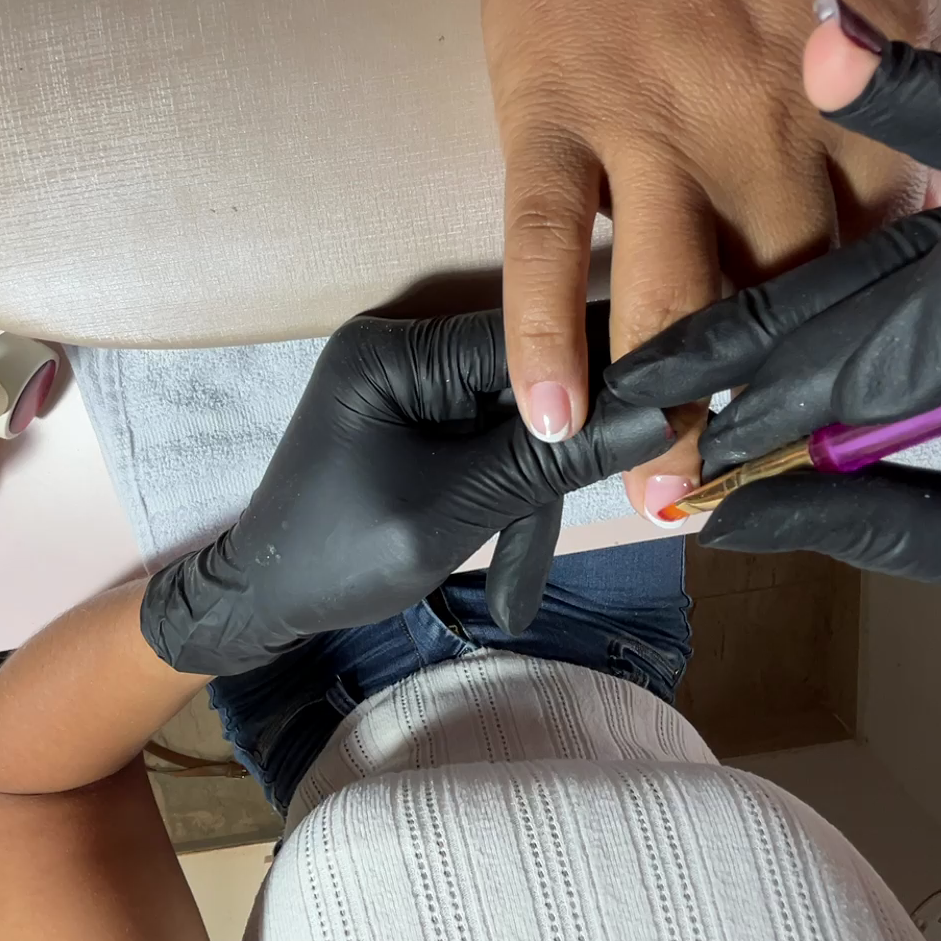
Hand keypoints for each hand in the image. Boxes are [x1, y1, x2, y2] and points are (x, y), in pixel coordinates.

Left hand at [143, 308, 670, 673]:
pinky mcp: (419, 422)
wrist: (266, 601)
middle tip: (616, 504)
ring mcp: (411, 386)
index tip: (673, 417)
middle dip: (564, 452)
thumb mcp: (452, 510)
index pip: (523, 340)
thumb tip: (660, 414)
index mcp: (395, 352)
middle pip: (526, 379)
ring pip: (516, 420)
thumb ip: (549, 461)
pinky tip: (509, 554)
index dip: (601, 376)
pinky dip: (510, 494)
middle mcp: (405, 350)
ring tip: (520, 575)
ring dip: (534, 490)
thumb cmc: (341, 558)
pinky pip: (490, 443)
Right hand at [455, 0, 940, 520]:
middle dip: (774, 405)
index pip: (874, 247)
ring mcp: (642, 128)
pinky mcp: (548, 124)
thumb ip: (890, 93)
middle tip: (762, 493)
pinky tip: (550, 418)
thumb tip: (889, 208)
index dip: (862, 347)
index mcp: (850, 82)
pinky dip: (542, 338)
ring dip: (670, 407)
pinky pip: (543, 247)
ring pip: (668, 294)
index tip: (847, 425)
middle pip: (778, 294)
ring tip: (662, 495)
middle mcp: (758, 121)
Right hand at [605, 0, 940, 625]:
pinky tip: (822, 52)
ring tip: (661, 361)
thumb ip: (915, 529)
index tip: (719, 455)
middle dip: (768, 354)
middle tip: (651, 415)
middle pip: (906, 262)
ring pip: (893, 225)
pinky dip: (895, 95)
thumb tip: (736, 518)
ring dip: (768, 298)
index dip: (828, 381)